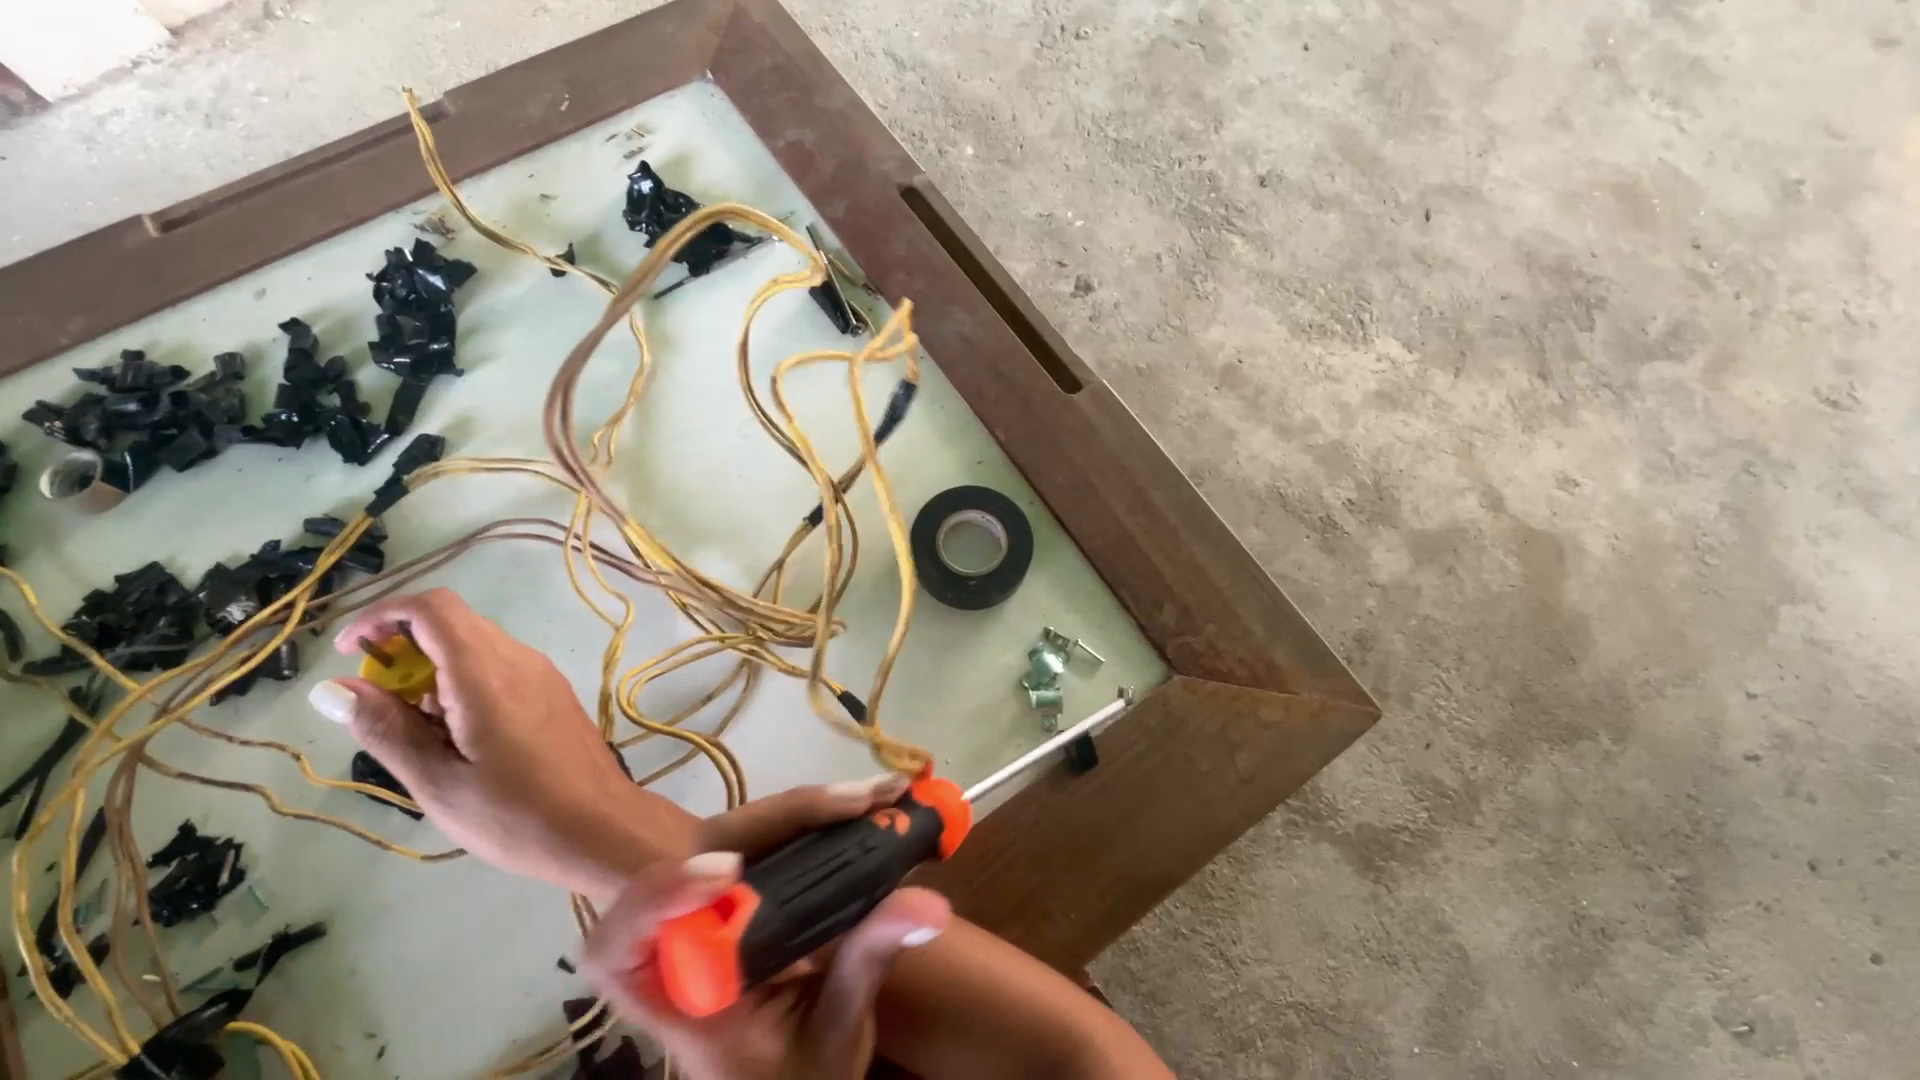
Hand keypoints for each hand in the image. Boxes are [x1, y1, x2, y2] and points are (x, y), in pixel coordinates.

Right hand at [307, 587, 695, 901]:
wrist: (603, 828)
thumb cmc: (516, 814)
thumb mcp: (437, 781)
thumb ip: (385, 729)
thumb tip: (335, 687)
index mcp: (487, 672)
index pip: (433, 607)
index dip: (382, 616)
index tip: (348, 654)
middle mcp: (520, 660)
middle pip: (454, 624)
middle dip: (403, 650)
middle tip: (379, 708)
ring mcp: (544, 675)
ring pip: (477, 648)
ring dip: (434, 673)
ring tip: (421, 736)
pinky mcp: (554, 695)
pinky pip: (501, 670)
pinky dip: (465, 686)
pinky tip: (461, 740)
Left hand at [584, 784, 952, 1079]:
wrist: (793, 1075)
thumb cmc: (799, 1074)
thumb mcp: (835, 1032)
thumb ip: (866, 962)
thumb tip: (929, 904)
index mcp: (682, 1006)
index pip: (622, 951)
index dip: (658, 897)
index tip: (730, 872)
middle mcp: (680, 950)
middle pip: (688, 862)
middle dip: (775, 820)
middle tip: (852, 805)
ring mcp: (708, 916)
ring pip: (731, 839)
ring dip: (802, 811)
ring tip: (875, 797)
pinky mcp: (739, 896)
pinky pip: (760, 844)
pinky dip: (809, 820)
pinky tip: (862, 806)